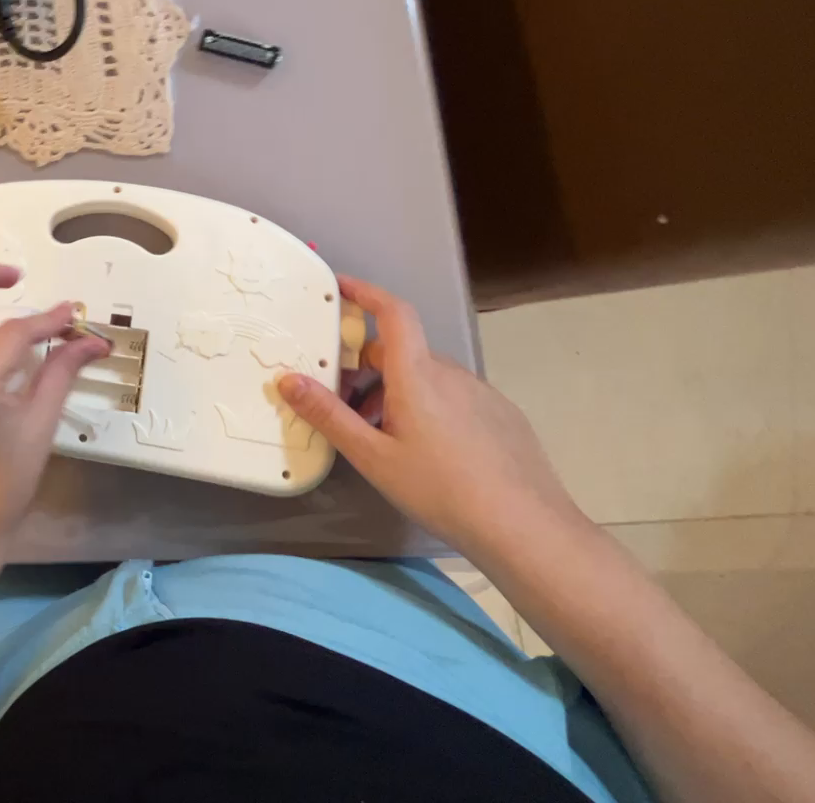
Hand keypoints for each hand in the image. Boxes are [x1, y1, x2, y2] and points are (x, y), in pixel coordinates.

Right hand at [278, 276, 589, 560]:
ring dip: (394, 391)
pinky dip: (426, 406)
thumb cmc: (440, 489)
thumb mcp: (372, 456)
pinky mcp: (501, 415)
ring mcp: (481, 393)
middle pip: (399, 352)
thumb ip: (328, 414)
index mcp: (417, 374)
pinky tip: (426, 452)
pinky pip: (452, 396)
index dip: (365, 292)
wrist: (528, 529)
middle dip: (365, 368)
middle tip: (342, 406)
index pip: (392, 313)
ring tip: (380, 438)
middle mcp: (450, 373)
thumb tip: (286, 379)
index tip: (339, 286)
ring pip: (425, 376)